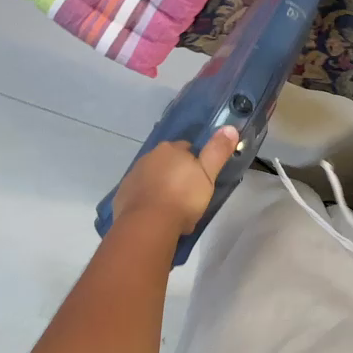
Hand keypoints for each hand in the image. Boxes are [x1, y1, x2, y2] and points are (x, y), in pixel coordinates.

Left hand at [111, 126, 240, 236]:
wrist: (147, 225)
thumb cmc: (182, 197)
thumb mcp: (207, 175)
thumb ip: (218, 151)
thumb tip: (230, 127)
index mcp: (170, 149)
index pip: (187, 148)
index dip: (196, 163)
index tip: (201, 180)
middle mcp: (148, 157)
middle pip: (168, 162)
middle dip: (177, 175)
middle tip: (189, 197)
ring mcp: (133, 176)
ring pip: (153, 178)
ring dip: (162, 187)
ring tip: (173, 209)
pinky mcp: (122, 195)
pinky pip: (139, 194)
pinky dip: (147, 200)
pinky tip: (156, 216)